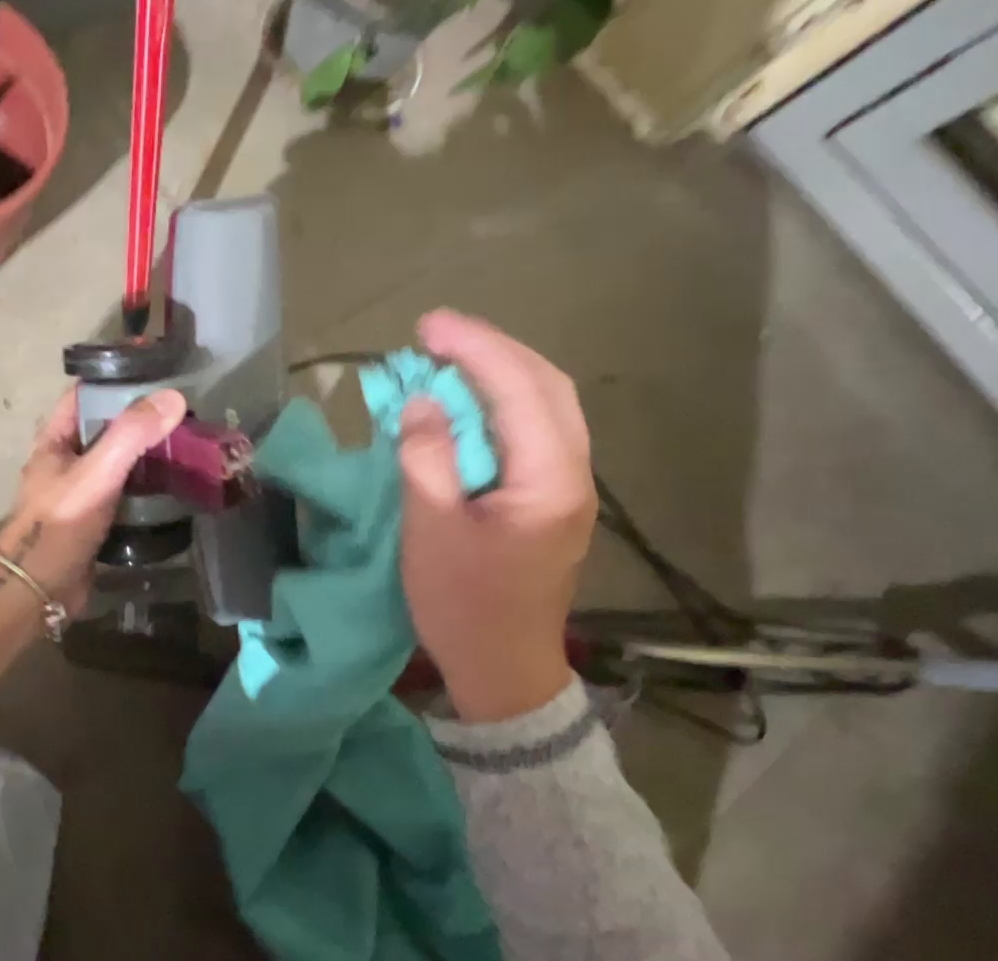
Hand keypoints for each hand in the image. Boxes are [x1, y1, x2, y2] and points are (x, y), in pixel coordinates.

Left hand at [0, 387, 187, 617]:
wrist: (39, 589)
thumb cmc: (59, 524)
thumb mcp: (96, 472)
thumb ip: (130, 435)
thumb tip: (173, 398)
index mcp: (55, 441)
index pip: (84, 396)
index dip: (115, 380)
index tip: (156, 372)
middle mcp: (66, 462)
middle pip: (105, 428)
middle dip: (139, 418)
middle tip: (183, 412)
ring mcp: (80, 492)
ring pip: (117, 462)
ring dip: (146, 454)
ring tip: (188, 443)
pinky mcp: (95, 520)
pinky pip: (124, 494)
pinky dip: (147, 487)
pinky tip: (175, 485)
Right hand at [398, 310, 595, 721]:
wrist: (504, 669)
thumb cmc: (462, 604)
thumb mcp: (431, 530)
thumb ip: (427, 458)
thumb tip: (424, 403)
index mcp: (549, 480)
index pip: (520, 389)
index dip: (475, 348)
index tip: (427, 326)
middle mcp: (573, 474)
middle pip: (546, 386)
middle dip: (491, 349)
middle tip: (434, 332)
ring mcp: (568, 486)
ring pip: (546, 404)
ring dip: (499, 371)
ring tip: (447, 355)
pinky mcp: (552, 498)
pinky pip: (535, 430)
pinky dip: (501, 402)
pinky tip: (467, 401)